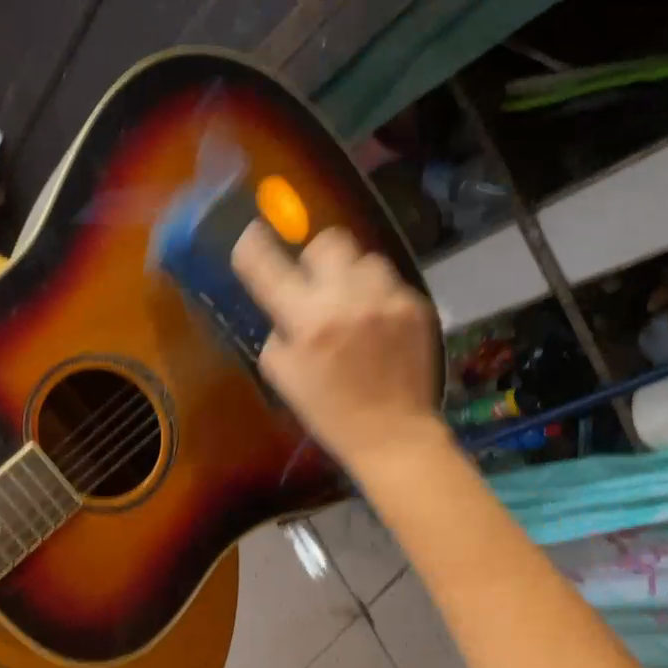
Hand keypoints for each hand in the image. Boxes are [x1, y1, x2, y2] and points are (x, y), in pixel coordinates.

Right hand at [231, 224, 443, 463]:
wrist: (392, 432)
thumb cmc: (329, 412)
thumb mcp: (284, 378)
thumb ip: (279, 334)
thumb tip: (285, 311)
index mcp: (308, 321)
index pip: (269, 267)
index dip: (255, 247)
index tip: (251, 236)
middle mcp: (347, 300)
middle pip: (329, 242)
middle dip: (317, 258)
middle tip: (315, 283)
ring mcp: (387, 299)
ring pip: (364, 259)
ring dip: (352, 277)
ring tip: (352, 306)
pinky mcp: (415, 306)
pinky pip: (390, 284)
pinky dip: (378, 299)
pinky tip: (377, 328)